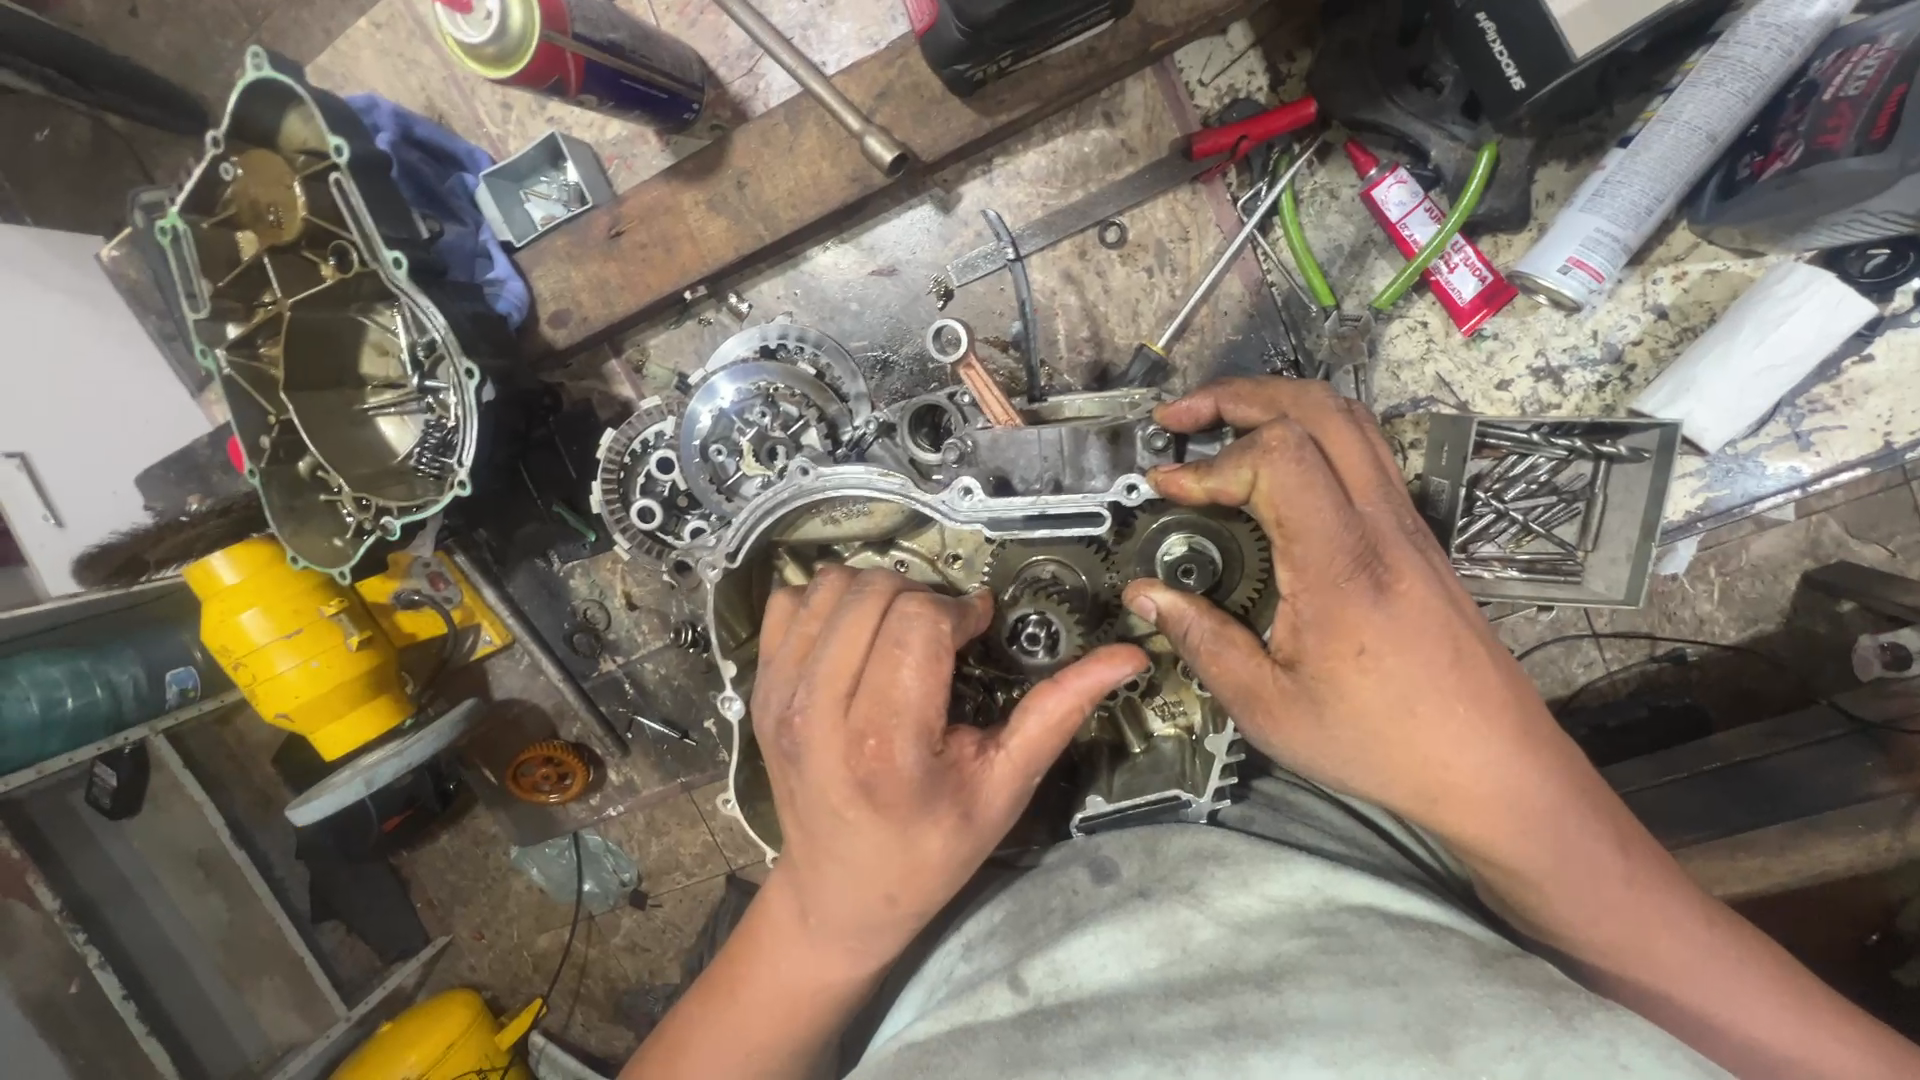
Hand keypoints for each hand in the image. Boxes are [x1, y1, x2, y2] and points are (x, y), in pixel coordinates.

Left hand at [752, 565, 1145, 973]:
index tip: (976, 631)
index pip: (919, 621)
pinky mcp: (759, 690)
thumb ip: (1058, 712)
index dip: (959, 612)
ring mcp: (780, 697)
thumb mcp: (1003, 787)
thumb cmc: (929, 848)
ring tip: (902, 632)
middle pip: (877, 593)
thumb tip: (1127, 657)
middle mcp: (820, 711)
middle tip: (943, 634)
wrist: (839, 892)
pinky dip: (828, 602)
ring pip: (834, 585)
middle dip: (922, 599)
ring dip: (878, 594)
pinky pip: (790, 600)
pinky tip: (855, 636)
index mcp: (886, 742)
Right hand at [1121, 378, 1588, 848]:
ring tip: (1219, 424)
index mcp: (1340, 564)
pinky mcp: (1416, 536)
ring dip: (1277, 404)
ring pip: (1348, 419)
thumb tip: (1145, 595)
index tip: (1166, 491)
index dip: (1209, 463)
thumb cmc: (1380, 744)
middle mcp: (1380, 525)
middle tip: (1180, 416)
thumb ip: (1202, 641)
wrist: (1495, 767)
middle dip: (1238, 395)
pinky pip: (1364, 452)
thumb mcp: (1269, 708)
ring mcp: (1406, 524)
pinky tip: (1273, 468)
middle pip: (1316, 409)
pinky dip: (1309, 433)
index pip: (1276, 458)